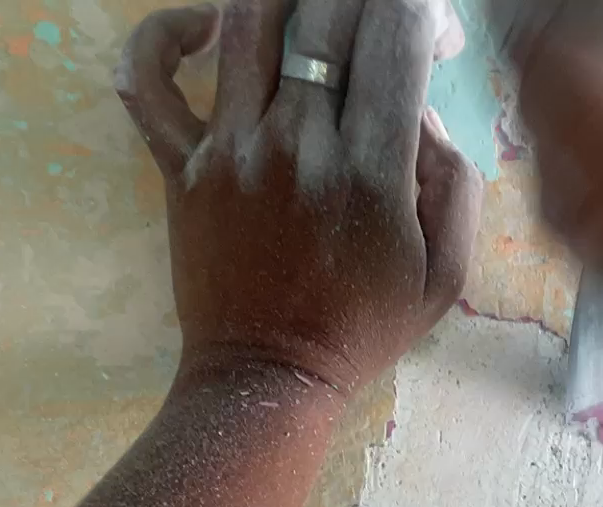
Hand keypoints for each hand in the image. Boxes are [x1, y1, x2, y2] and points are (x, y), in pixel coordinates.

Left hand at [118, 0, 482, 394]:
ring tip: (313, 13)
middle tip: (384, 28)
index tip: (430, 33)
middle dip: (369, 2)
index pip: (395, 33)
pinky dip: (165, 34)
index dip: (422, 13)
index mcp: (371, 172)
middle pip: (328, 12)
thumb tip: (423, 108)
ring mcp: (229, 149)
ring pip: (249, 16)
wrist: (271, 374)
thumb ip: (455, 183)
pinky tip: (206, 29)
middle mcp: (297, 142)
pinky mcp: (180, 167)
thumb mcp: (444, 278)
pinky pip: (147, 78)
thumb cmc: (362, 330)